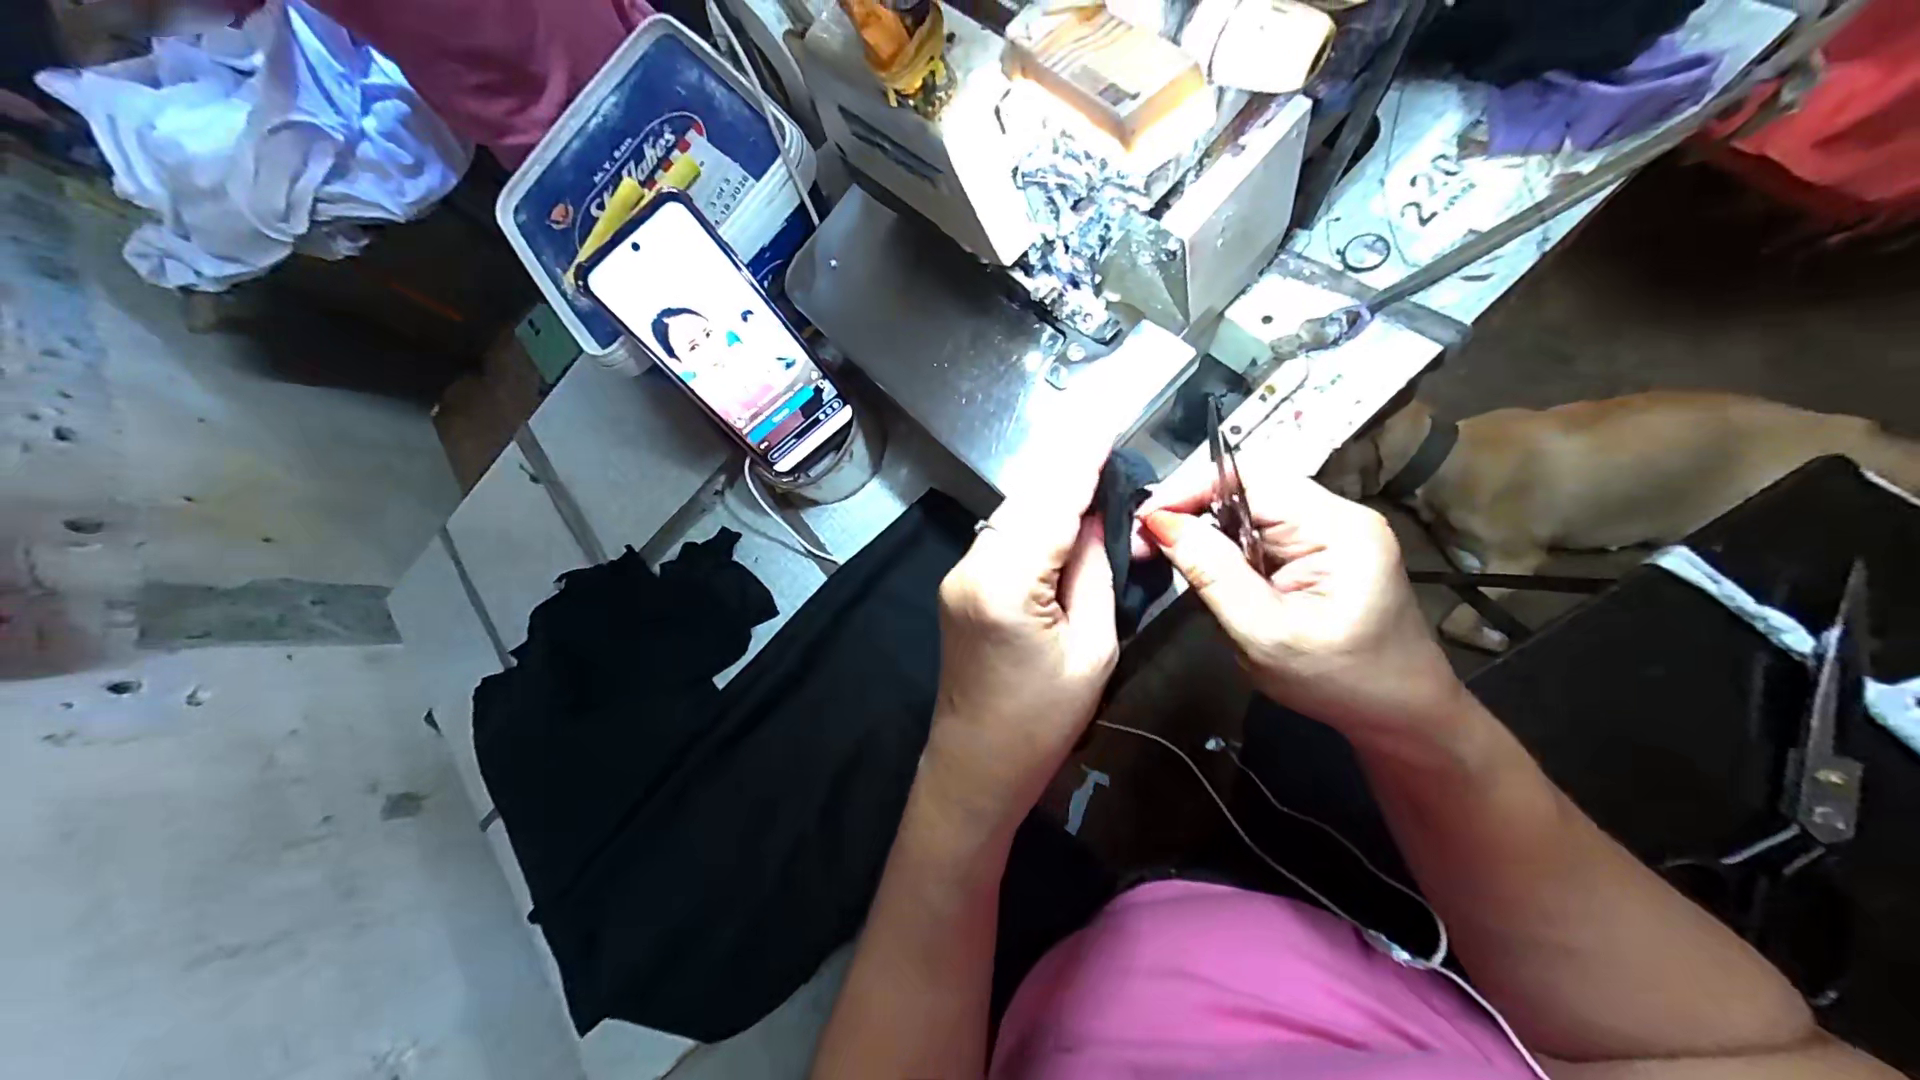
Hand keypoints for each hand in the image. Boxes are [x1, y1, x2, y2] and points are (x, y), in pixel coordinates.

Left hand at [925, 433, 1118, 838]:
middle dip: (1070, 466)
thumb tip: (1096, 522)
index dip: (1084, 453)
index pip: (1053, 499)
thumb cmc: (1041, 722)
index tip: (1110, 413)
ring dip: (1054, 491)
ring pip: (1014, 513)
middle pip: (1028, 497)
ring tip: (1097, 472)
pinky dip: (1037, 519)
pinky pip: (1005, 536)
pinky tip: (1064, 514)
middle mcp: (972, 564)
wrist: (975, 766)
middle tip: (1114, 439)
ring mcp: (959, 573)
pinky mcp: (960, 584)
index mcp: (1007, 581)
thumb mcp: (1092, 650)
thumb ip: (1094, 573)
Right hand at [1136, 457, 1466, 749]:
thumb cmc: (1337, 681)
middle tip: (1148, 542)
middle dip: (1193, 511)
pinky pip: (1260, 531)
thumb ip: (1211, 573)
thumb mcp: (1263, 632)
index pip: (1248, 479)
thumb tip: (1160, 523)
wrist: (1398, 715)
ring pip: (1249, 509)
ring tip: (1174, 558)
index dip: (1189, 491)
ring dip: (1208, 531)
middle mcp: (1336, 514)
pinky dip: (1228, 547)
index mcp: (1336, 527)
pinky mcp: (1321, 549)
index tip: (1145, 520)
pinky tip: (1212, 570)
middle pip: (1247, 488)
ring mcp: (1331, 530)